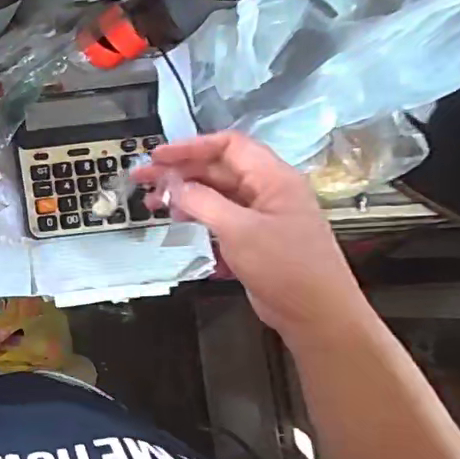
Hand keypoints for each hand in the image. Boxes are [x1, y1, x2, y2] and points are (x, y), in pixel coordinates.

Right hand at [133, 131, 370, 341]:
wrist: (316, 313)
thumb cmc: (285, 267)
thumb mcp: (239, 230)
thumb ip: (202, 202)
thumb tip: (173, 184)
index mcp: (273, 178)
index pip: (228, 145)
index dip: (190, 147)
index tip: (158, 157)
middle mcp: (267, 190)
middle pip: (217, 168)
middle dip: (179, 171)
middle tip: (144, 179)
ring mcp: (260, 214)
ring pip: (215, 192)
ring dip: (184, 194)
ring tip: (154, 203)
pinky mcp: (253, 237)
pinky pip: (220, 215)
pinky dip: (196, 214)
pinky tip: (178, 220)